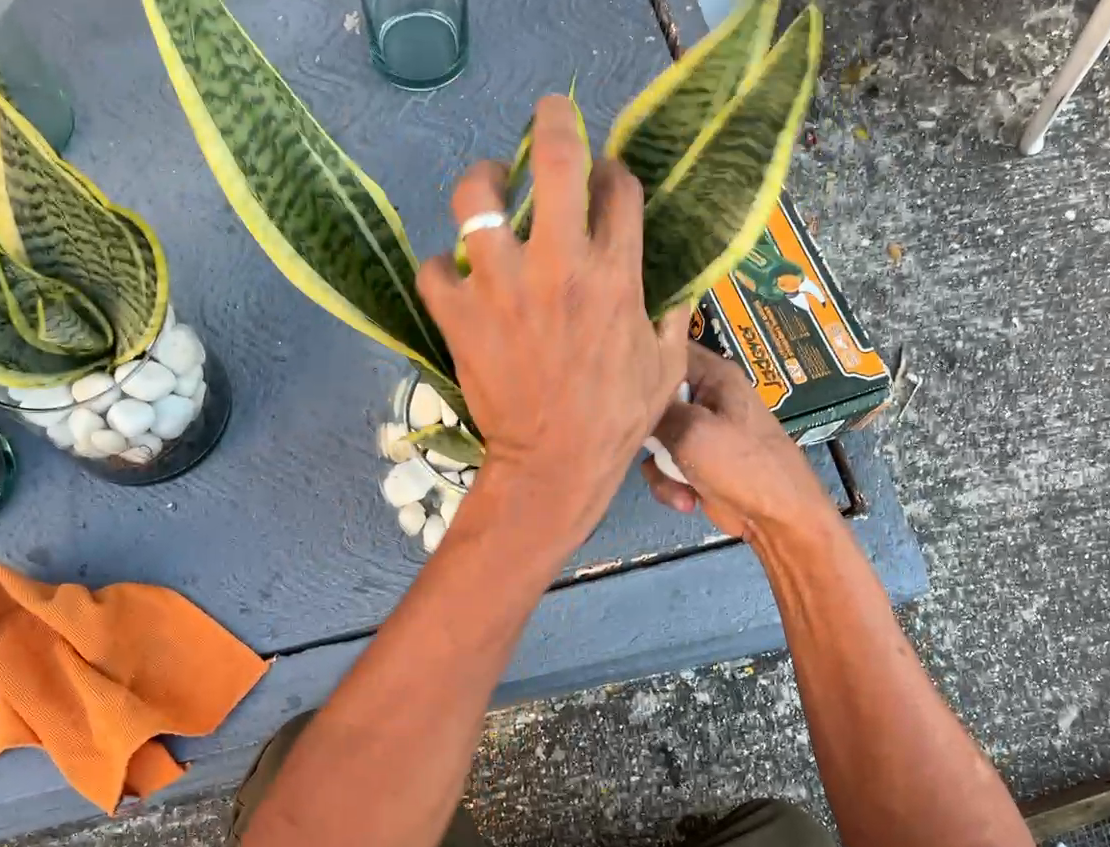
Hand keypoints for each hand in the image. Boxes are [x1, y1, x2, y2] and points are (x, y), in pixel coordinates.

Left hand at [417, 96, 690, 536]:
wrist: (554, 466)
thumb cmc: (615, 421)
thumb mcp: (666, 368)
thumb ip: (673, 316)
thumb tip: (674, 287)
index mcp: (616, 275)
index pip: (616, 186)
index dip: (611, 172)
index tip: (603, 180)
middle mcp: (559, 266)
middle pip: (555, 158)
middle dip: (553, 121)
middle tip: (547, 117)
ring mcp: (502, 288)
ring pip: (476, 198)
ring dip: (481, 183)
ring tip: (487, 191)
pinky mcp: (460, 317)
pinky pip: (435, 269)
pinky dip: (442, 270)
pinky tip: (455, 279)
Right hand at [641, 344, 837, 541]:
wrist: (777, 518)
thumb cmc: (742, 465)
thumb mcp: (692, 431)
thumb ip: (657, 411)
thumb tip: (628, 395)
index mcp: (714, 376)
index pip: (668, 351)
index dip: (642, 362)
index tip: (618, 381)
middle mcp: (707, 398)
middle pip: (655, 398)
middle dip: (647, 428)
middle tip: (649, 443)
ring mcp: (701, 432)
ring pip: (654, 438)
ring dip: (659, 467)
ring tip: (678, 482)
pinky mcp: (696, 462)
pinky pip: (664, 466)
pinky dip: (670, 484)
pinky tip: (687, 498)